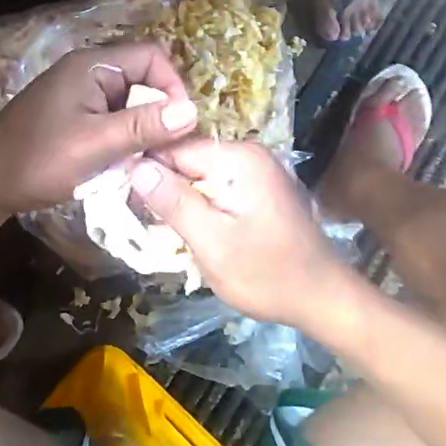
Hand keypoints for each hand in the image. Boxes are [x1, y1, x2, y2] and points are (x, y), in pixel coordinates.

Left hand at [0, 44, 198, 219]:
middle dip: (159, 113)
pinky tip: (124, 163)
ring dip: (143, 130)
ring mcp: (79, 94)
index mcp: (92, 66)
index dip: (173, 87)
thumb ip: (143, 126)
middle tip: (166, 149)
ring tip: (146, 160)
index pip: (152, 58)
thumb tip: (193, 111)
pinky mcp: (75, 115)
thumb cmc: (37, 161)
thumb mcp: (95, 145)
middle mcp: (88, 72)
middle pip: (144, 80)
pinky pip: (114, 118)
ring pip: (131, 102)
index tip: (180, 126)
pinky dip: (125, 138)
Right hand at [127, 140, 353, 330]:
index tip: (123, 200)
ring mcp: (261, 170)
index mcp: (238, 158)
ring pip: (203, 176)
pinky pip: (221, 187)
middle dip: (166, 188)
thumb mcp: (211, 242)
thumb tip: (135, 165)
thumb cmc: (265, 273)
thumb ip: (173, 201)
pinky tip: (197, 232)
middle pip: (189, 160)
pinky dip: (205, 206)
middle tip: (145, 223)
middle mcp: (251, 154)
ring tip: (166, 231)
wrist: (322, 296)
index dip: (146, 172)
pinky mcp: (264, 189)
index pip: (174, 148)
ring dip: (184, 201)